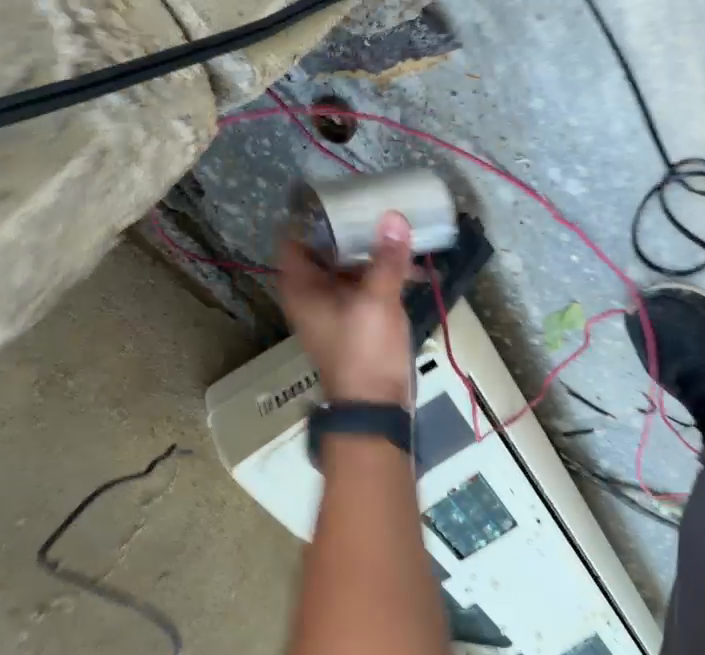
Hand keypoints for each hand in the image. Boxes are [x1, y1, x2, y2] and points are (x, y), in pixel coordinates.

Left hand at [277, 212, 415, 406]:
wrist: (376, 406)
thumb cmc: (365, 352)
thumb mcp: (378, 301)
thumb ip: (387, 259)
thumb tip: (395, 216)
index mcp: (301, 286)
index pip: (295, 236)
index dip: (315, 215)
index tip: (343, 198)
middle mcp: (311, 295)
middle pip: (326, 251)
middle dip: (352, 232)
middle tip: (378, 209)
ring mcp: (334, 312)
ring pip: (349, 271)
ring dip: (372, 255)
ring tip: (399, 235)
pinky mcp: (356, 326)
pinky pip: (366, 291)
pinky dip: (383, 278)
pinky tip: (409, 269)